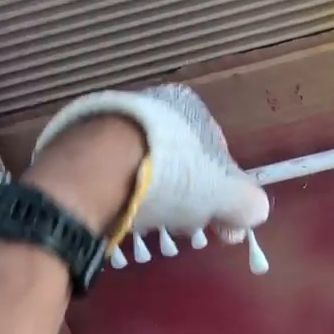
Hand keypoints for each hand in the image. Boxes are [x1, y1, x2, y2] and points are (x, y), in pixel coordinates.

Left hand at [32, 83, 269, 243]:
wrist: (97, 168)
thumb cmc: (172, 176)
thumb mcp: (225, 195)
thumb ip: (247, 202)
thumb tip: (256, 211)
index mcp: (190, 107)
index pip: (216, 153)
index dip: (222, 192)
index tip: (218, 223)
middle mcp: (150, 105)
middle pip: (178, 162)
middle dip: (185, 197)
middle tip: (182, 228)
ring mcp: (110, 121)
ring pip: (142, 168)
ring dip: (152, 198)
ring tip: (150, 224)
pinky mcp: (77, 143)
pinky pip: (109, 174)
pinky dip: (119, 195)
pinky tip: (120, 214)